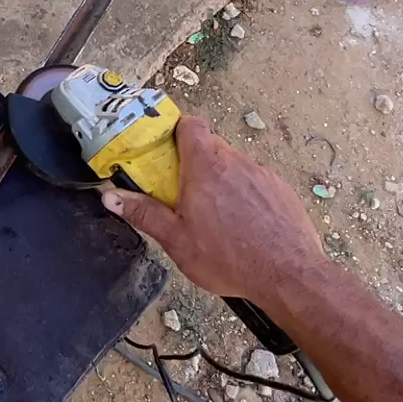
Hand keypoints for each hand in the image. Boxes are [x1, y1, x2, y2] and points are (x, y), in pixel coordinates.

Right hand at [101, 115, 326, 298]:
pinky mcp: (279, 191)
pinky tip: (241, 226)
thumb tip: (112, 197)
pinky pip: (254, 183)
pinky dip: (244, 196)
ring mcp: (261, 175)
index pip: (190, 125)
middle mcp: (234, 162)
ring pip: (232, 166)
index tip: (164, 149)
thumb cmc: (232, 258)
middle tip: (182, 192)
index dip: (176, 131)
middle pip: (209, 147)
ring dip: (219, 182)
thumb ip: (144, 214)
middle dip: (193, 164)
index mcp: (205, 167)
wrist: (290, 276)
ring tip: (214, 216)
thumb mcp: (176, 240)